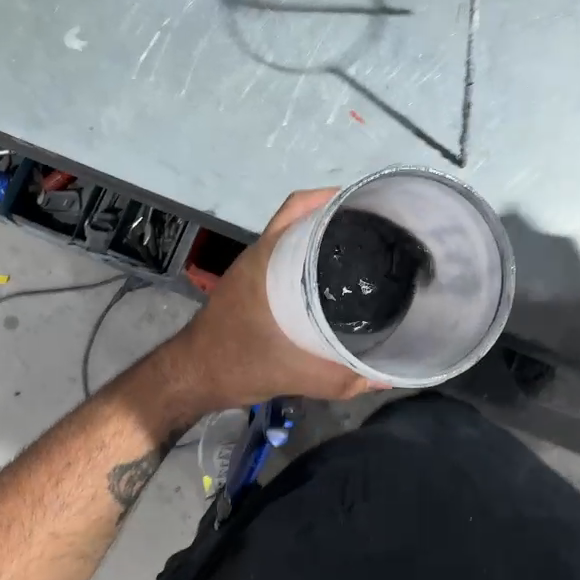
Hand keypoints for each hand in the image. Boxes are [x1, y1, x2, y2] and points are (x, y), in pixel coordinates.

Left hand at [162, 189, 380, 414]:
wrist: (192, 377)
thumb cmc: (236, 364)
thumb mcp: (294, 374)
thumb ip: (341, 379)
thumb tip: (387, 379)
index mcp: (266, 259)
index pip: (299, 209)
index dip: (333, 200)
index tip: (370, 207)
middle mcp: (260, 255)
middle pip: (301, 218)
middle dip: (337, 217)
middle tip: (377, 231)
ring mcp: (253, 269)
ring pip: (293, 239)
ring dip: (323, 238)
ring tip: (364, 251)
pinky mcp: (252, 286)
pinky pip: (286, 260)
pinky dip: (309, 261)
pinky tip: (334, 283)